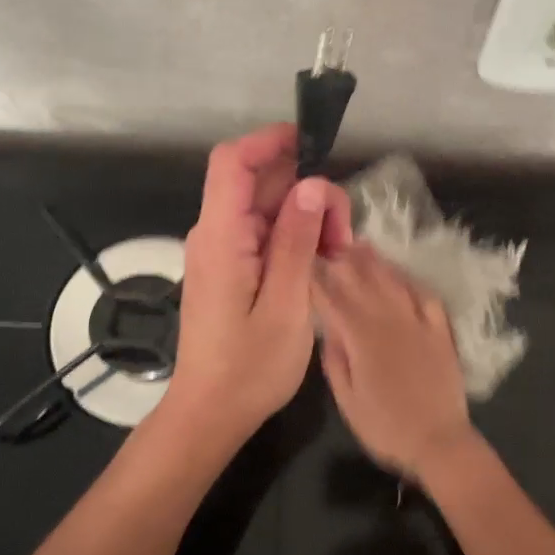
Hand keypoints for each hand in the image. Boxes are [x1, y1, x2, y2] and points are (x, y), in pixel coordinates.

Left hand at [165, 124, 351, 440]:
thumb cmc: (249, 367)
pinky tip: (321, 261)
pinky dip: (295, 237)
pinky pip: (263, 233)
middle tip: (343, 234)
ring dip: (306, 217)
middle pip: (258, 182)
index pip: (232, 162)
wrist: (211, 412)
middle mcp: (215, 235)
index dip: (269, 142)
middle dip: (306, 191)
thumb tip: (313, 185)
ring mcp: (222, 252)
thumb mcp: (286, 305)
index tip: (314, 146)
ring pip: (266, 207)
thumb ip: (297, 241)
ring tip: (337, 253)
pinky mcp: (231, 269)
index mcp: (221, 237)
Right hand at [312, 246, 477, 477]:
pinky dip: (409, 280)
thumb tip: (329, 328)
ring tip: (358, 246)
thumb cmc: (386, 428)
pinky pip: (424, 294)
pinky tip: (400, 274)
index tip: (302, 261)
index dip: (316, 278)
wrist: (439, 442)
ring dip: (374, 262)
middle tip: (327, 245)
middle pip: (362, 281)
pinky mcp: (441, 330)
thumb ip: (335, 360)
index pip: (332, 299)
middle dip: (343, 261)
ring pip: (393, 281)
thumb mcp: (347, 401)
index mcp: (361, 337)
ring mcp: (419, 322)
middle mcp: (389, 320)